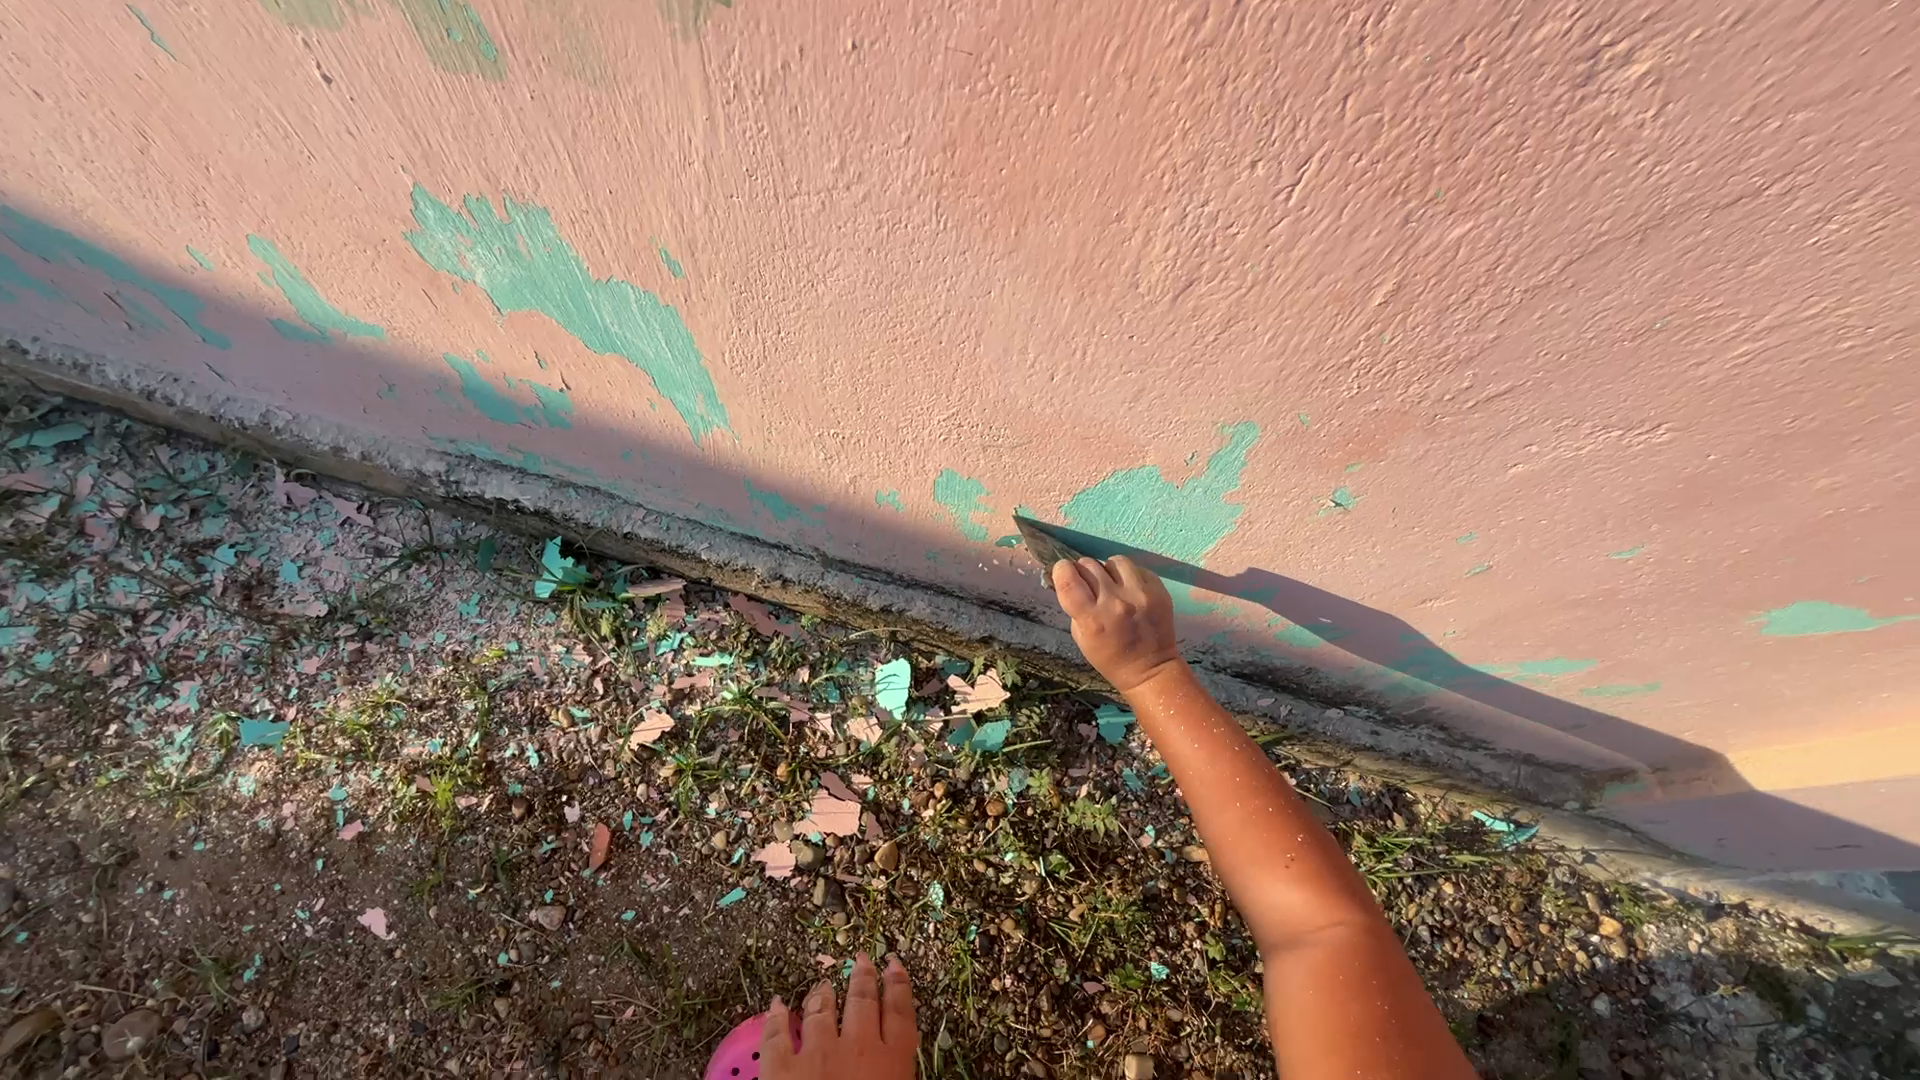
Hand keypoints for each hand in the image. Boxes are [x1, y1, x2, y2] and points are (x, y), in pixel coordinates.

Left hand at [761, 954, 917, 1079]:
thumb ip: (899, 1077)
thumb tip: (901, 1070)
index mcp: (892, 1064)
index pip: (900, 1013)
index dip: (899, 985)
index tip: (895, 964)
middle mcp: (859, 1048)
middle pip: (863, 1002)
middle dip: (863, 978)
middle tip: (861, 958)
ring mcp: (819, 1053)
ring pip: (822, 1010)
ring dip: (824, 993)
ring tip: (824, 982)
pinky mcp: (782, 1069)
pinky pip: (777, 1034)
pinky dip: (776, 1017)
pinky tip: (776, 1004)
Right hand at [1052, 556, 1184, 692]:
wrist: (1150, 669)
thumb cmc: (1109, 657)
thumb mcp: (1081, 636)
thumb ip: (1075, 606)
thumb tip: (1070, 578)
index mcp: (1092, 618)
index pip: (1068, 578)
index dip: (1062, 570)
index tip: (1064, 573)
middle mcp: (1115, 602)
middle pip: (1089, 565)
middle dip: (1083, 571)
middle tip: (1089, 584)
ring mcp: (1139, 594)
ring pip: (1114, 561)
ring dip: (1108, 570)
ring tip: (1112, 584)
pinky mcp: (1158, 589)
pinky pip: (1136, 568)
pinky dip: (1128, 575)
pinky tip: (1130, 589)